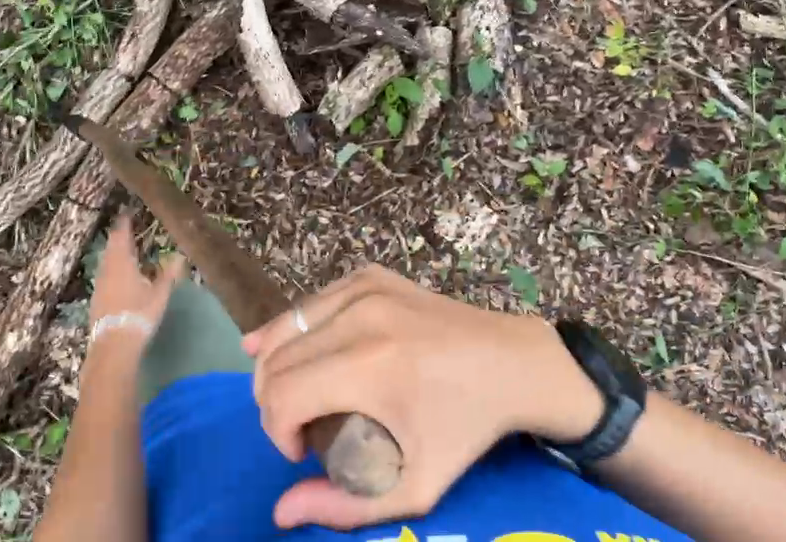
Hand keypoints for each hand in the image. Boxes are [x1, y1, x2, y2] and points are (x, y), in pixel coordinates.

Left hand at [88, 212, 185, 358]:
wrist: (114, 344)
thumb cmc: (139, 314)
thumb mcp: (159, 294)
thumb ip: (168, 273)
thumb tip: (180, 255)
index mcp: (122, 263)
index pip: (121, 236)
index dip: (123, 224)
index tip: (126, 213)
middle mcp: (107, 269)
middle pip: (111, 248)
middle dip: (118, 237)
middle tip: (125, 228)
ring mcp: (99, 285)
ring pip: (105, 262)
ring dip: (114, 253)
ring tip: (123, 250)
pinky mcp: (96, 299)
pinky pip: (104, 275)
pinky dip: (111, 269)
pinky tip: (117, 276)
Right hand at [241, 266, 604, 529]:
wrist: (512, 363)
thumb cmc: (465, 428)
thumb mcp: (416, 485)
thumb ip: (345, 505)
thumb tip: (281, 512)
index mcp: (367, 367)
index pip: (282, 396)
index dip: (277, 432)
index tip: (302, 453)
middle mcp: (357, 317)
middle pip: (277, 359)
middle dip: (273, 403)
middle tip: (300, 428)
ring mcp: (363, 288)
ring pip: (286, 325)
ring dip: (278, 366)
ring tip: (300, 396)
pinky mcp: (369, 274)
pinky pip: (312, 304)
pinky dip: (298, 331)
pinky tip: (301, 353)